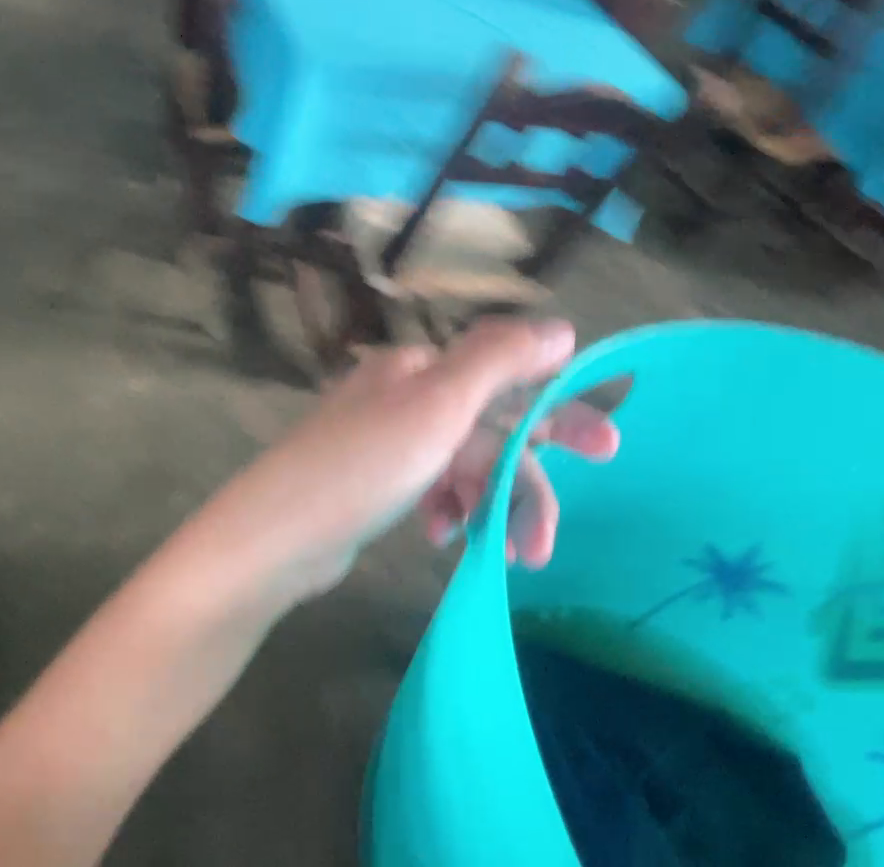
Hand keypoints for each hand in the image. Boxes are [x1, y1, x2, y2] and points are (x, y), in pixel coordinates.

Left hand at [192, 319, 617, 600]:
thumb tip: (561, 327)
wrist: (276, 535)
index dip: (558, 409)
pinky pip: (433, 490)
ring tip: (503, 555)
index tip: (607, 449)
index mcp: (417, 370)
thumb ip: (498, 360)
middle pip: (488, 429)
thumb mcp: (436, 405)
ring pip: (463, 467)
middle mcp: (402, 396)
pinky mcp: (373, 484)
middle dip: (525, 480)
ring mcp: (385, 442)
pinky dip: (450, 512)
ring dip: (489, 507)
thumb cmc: (361, 465)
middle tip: (551, 535)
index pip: (506, 376)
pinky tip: (444, 538)